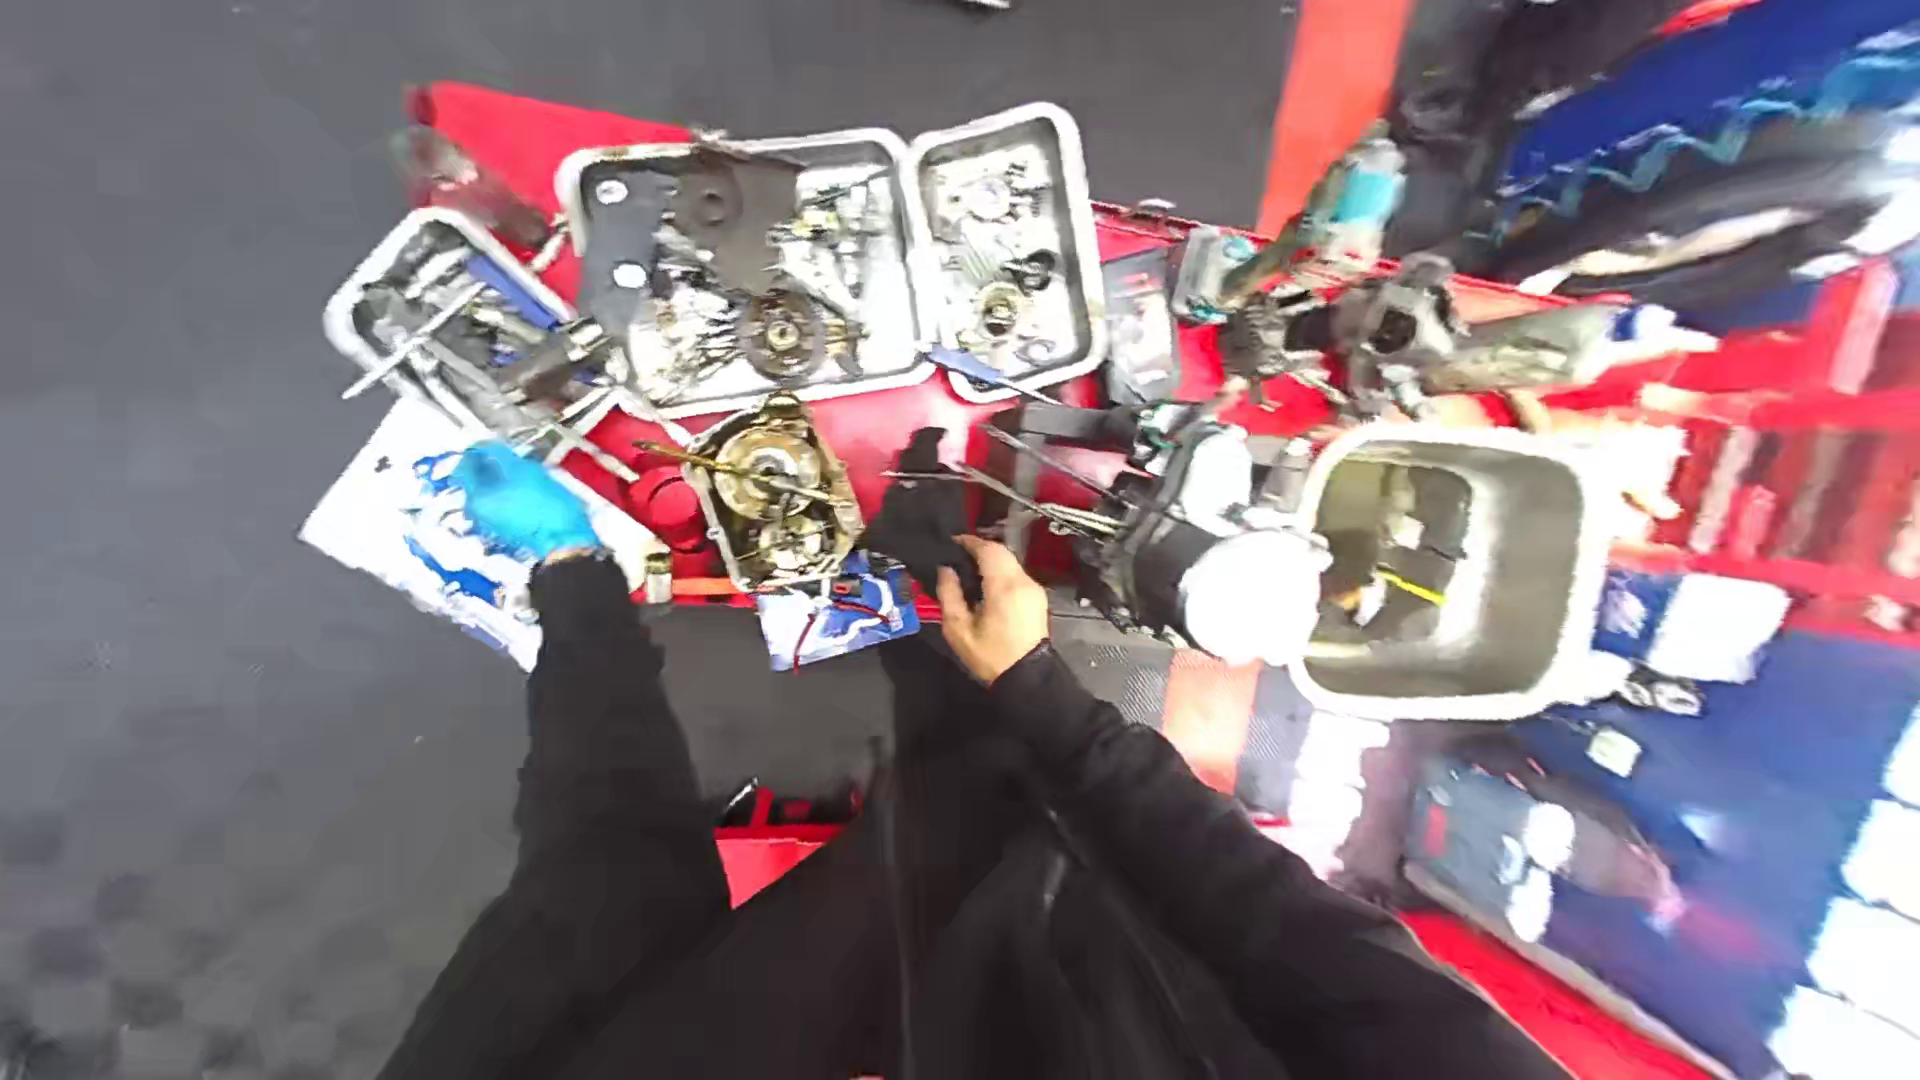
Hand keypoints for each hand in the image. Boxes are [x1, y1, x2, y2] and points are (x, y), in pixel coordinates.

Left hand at [451, 441, 599, 560]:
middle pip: (479, 480)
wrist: (567, 542)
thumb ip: (498, 454)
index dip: (478, 450)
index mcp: (475, 497)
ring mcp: (493, 523)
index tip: (495, 442)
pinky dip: (514, 495)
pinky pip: (505, 505)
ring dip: (506, 481)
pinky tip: (533, 492)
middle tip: (514, 457)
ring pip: (493, 493)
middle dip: (494, 467)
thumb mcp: (523, 472)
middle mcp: (477, 511)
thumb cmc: (546, 506)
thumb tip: (484, 443)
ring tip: (527, 474)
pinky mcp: (511, 530)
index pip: (465, 465)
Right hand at [935, 535, 1048, 683]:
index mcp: (1004, 587)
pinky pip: (1017, 573)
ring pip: (1011, 561)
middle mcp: (1023, 581)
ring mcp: (1034, 588)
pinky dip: (1000, 570)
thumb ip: (949, 594)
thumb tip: (946, 569)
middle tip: (957, 554)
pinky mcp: (1038, 597)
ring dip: (991, 559)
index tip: (952, 541)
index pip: (988, 550)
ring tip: (969, 568)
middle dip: (979, 548)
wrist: (1027, 677)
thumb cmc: (990, 655)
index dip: (969, 541)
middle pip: (1001, 551)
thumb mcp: (958, 629)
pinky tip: (986, 583)